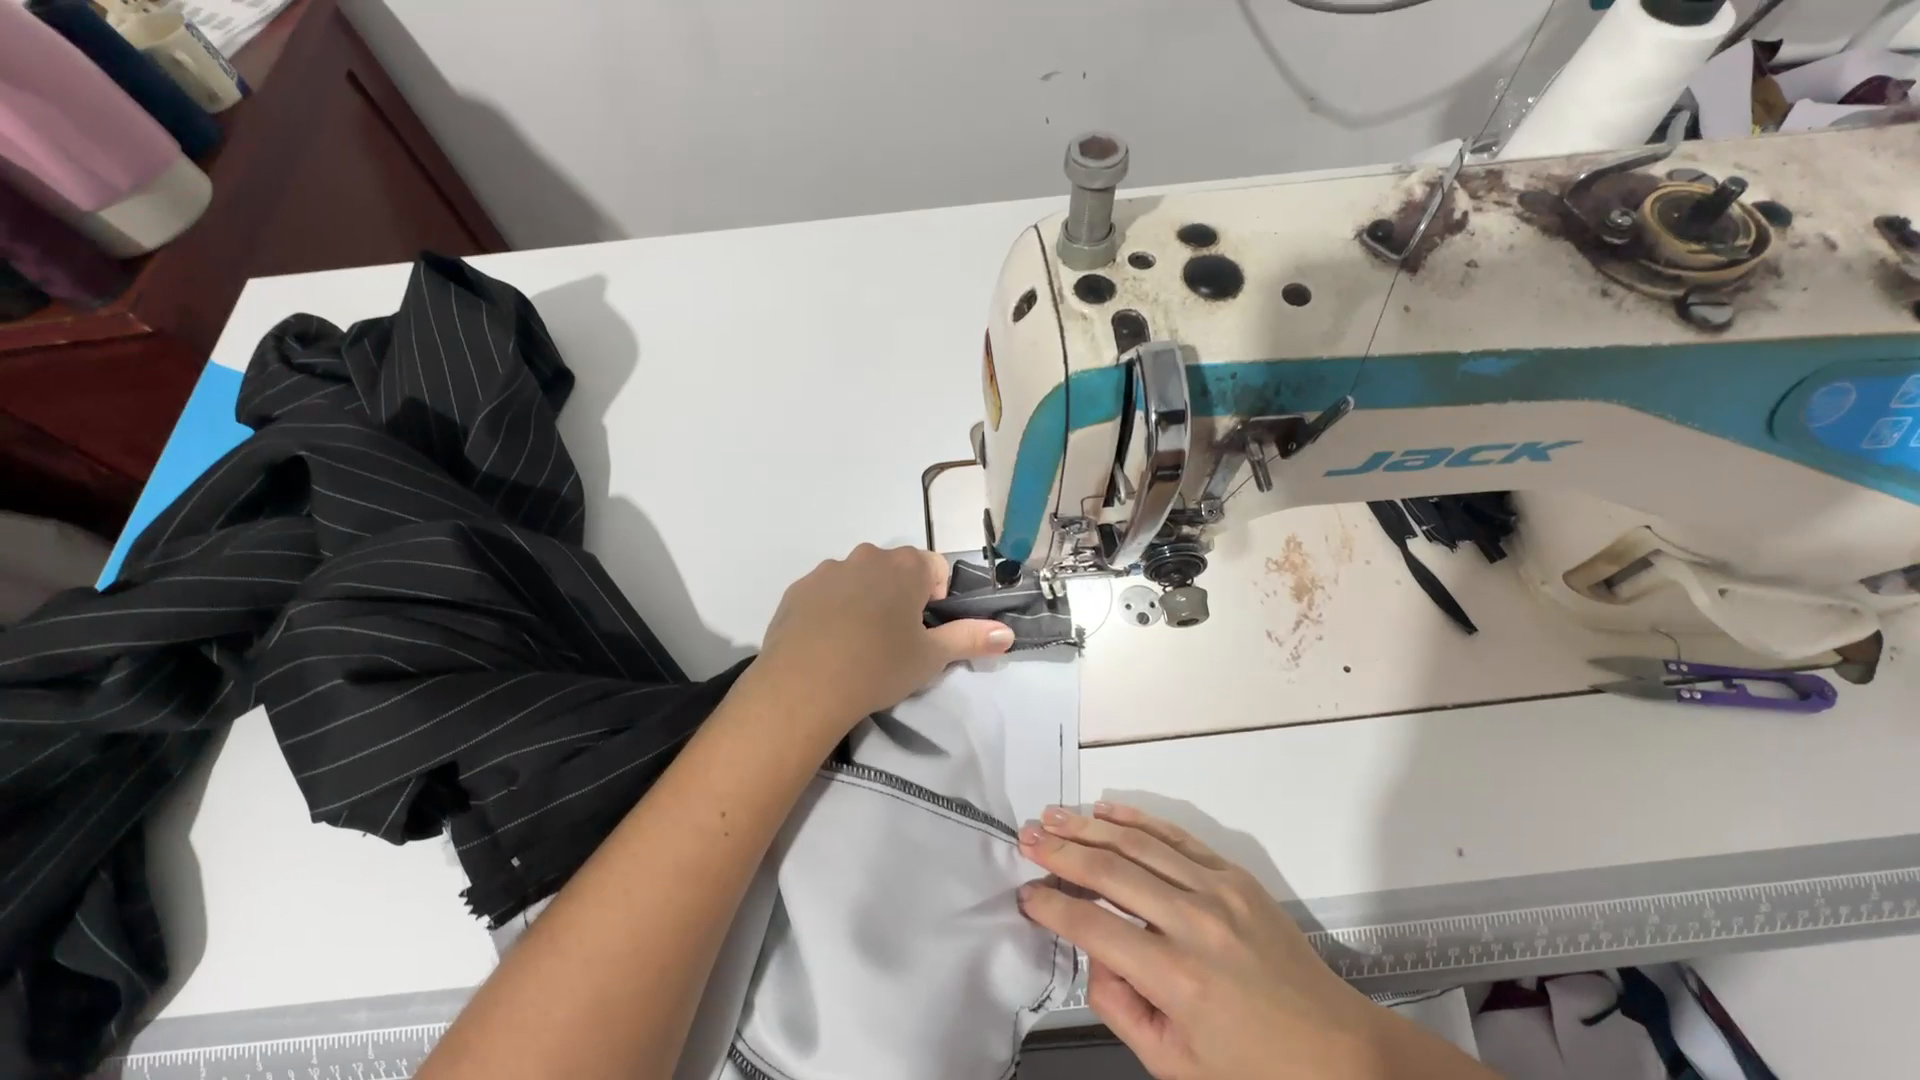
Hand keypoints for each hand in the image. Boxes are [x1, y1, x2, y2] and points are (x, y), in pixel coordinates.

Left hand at [745, 544, 1012, 741]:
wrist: (804, 685)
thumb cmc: (879, 666)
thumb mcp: (931, 657)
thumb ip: (970, 638)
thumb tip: (1007, 633)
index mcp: (905, 566)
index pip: (935, 568)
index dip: (936, 598)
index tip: (923, 631)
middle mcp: (867, 556)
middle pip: (895, 570)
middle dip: (899, 597)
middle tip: (894, 640)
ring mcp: (828, 570)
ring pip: (858, 580)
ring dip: (865, 601)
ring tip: (858, 645)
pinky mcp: (797, 589)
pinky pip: (825, 594)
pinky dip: (832, 611)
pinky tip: (828, 645)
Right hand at [1017, 804, 1490, 1079]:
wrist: (1336, 1049)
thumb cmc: (1250, 1068)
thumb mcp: (1172, 1063)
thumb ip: (1118, 1005)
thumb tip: (1092, 953)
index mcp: (1176, 977)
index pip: (1093, 928)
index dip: (1051, 907)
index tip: (1024, 895)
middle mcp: (1193, 923)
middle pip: (1110, 873)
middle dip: (1060, 853)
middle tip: (1025, 839)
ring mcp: (1218, 891)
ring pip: (1139, 845)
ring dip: (1089, 828)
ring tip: (1051, 817)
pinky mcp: (1236, 876)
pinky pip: (1177, 838)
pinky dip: (1137, 820)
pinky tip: (1105, 811)